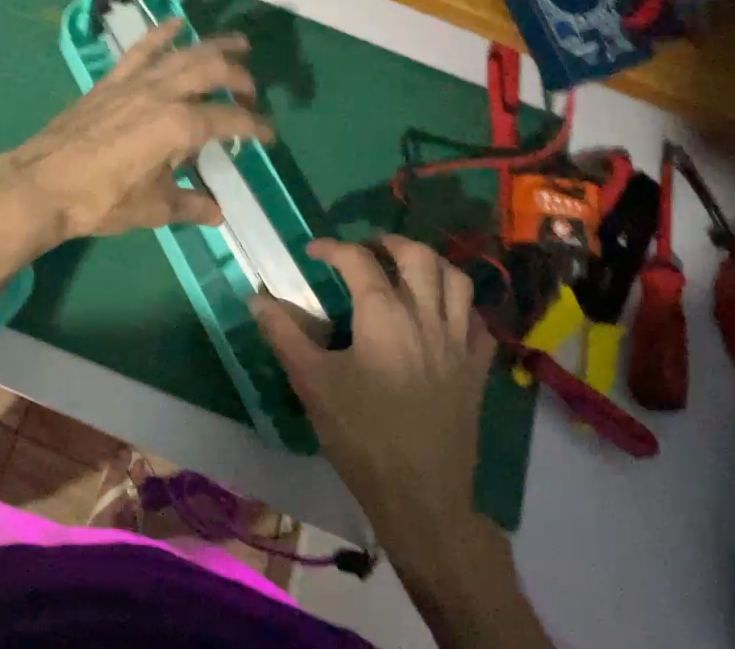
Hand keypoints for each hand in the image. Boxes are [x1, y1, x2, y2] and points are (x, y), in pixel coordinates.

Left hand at [0, 18, 271, 254]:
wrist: (42, 185)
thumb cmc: (100, 201)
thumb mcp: (153, 209)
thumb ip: (189, 206)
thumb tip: (216, 212)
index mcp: (181, 126)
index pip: (230, 120)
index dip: (255, 127)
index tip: (269, 136)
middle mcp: (163, 94)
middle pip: (213, 71)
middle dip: (241, 77)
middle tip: (252, 92)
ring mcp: (134, 83)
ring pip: (182, 52)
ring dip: (213, 45)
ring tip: (237, 44)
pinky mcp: (110, 82)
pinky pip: (141, 50)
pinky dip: (161, 34)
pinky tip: (175, 24)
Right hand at [251, 236, 496, 561]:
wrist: (420, 492)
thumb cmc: (360, 434)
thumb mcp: (311, 382)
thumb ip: (284, 334)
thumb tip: (257, 298)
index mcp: (383, 315)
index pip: (358, 260)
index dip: (332, 248)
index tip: (312, 252)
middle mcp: (426, 316)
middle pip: (417, 256)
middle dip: (388, 243)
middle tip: (364, 249)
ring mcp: (458, 342)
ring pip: (456, 279)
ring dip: (430, 264)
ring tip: (406, 269)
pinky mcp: (477, 369)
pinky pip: (476, 320)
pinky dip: (459, 305)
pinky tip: (441, 313)